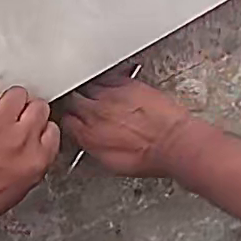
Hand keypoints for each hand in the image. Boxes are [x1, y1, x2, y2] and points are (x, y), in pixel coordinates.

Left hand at [0, 80, 60, 233]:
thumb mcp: (23, 186)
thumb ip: (33, 159)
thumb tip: (33, 142)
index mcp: (37, 159)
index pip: (52, 128)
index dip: (39, 126)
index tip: (30, 127)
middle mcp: (21, 139)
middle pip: (38, 106)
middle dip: (26, 111)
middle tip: (13, 118)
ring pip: (15, 93)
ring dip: (6, 100)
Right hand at [59, 73, 202, 177]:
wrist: (174, 143)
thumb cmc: (149, 157)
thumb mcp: (112, 164)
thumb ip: (92, 148)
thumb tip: (86, 142)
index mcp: (89, 135)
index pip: (67, 120)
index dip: (70, 120)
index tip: (74, 120)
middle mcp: (96, 112)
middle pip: (73, 100)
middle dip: (76, 103)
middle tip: (83, 107)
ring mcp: (111, 96)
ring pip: (88, 86)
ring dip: (90, 91)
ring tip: (98, 97)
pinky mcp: (127, 84)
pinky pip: (108, 77)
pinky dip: (107, 81)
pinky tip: (112, 87)